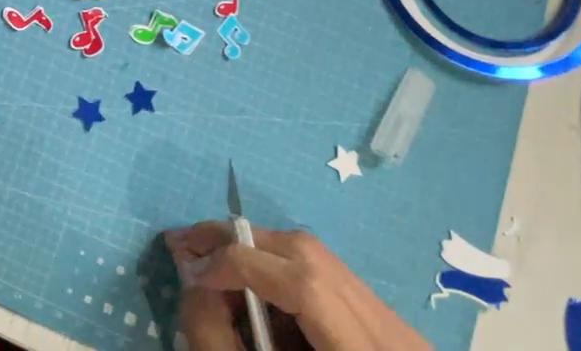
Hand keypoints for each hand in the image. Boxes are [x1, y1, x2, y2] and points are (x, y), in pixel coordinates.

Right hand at [167, 222, 430, 350]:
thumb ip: (219, 337)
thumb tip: (194, 279)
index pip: (304, 286)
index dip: (239, 266)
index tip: (192, 274)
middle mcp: (393, 335)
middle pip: (308, 255)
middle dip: (238, 243)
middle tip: (185, 244)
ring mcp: (394, 325)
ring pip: (316, 256)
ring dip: (254, 251)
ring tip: (210, 261)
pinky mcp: (387, 325)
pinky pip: (324, 275)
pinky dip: (278, 270)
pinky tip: (250, 286)